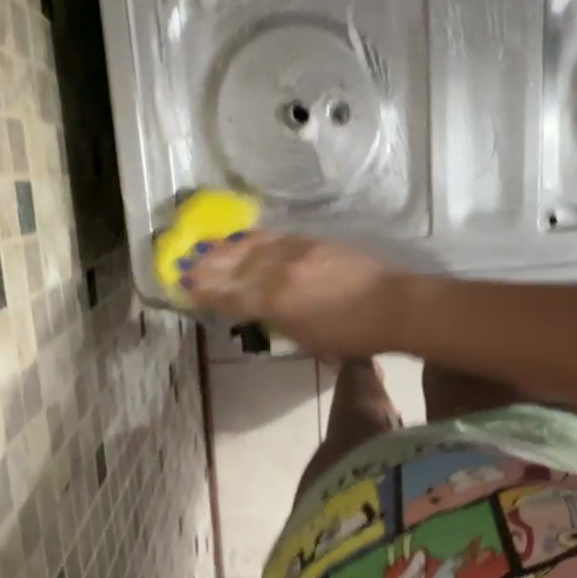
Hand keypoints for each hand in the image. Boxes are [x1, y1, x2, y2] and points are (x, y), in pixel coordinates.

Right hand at [182, 233, 411, 358]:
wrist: (392, 305)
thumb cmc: (351, 335)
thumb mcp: (306, 339)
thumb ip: (276, 321)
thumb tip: (255, 310)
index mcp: (276, 301)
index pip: (231, 294)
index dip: (207, 291)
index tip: (185, 286)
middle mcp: (279, 271)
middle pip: (235, 266)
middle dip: (208, 266)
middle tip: (184, 264)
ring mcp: (295, 252)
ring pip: (251, 247)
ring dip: (225, 248)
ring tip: (205, 248)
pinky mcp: (311, 242)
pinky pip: (272, 238)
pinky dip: (252, 239)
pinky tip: (242, 238)